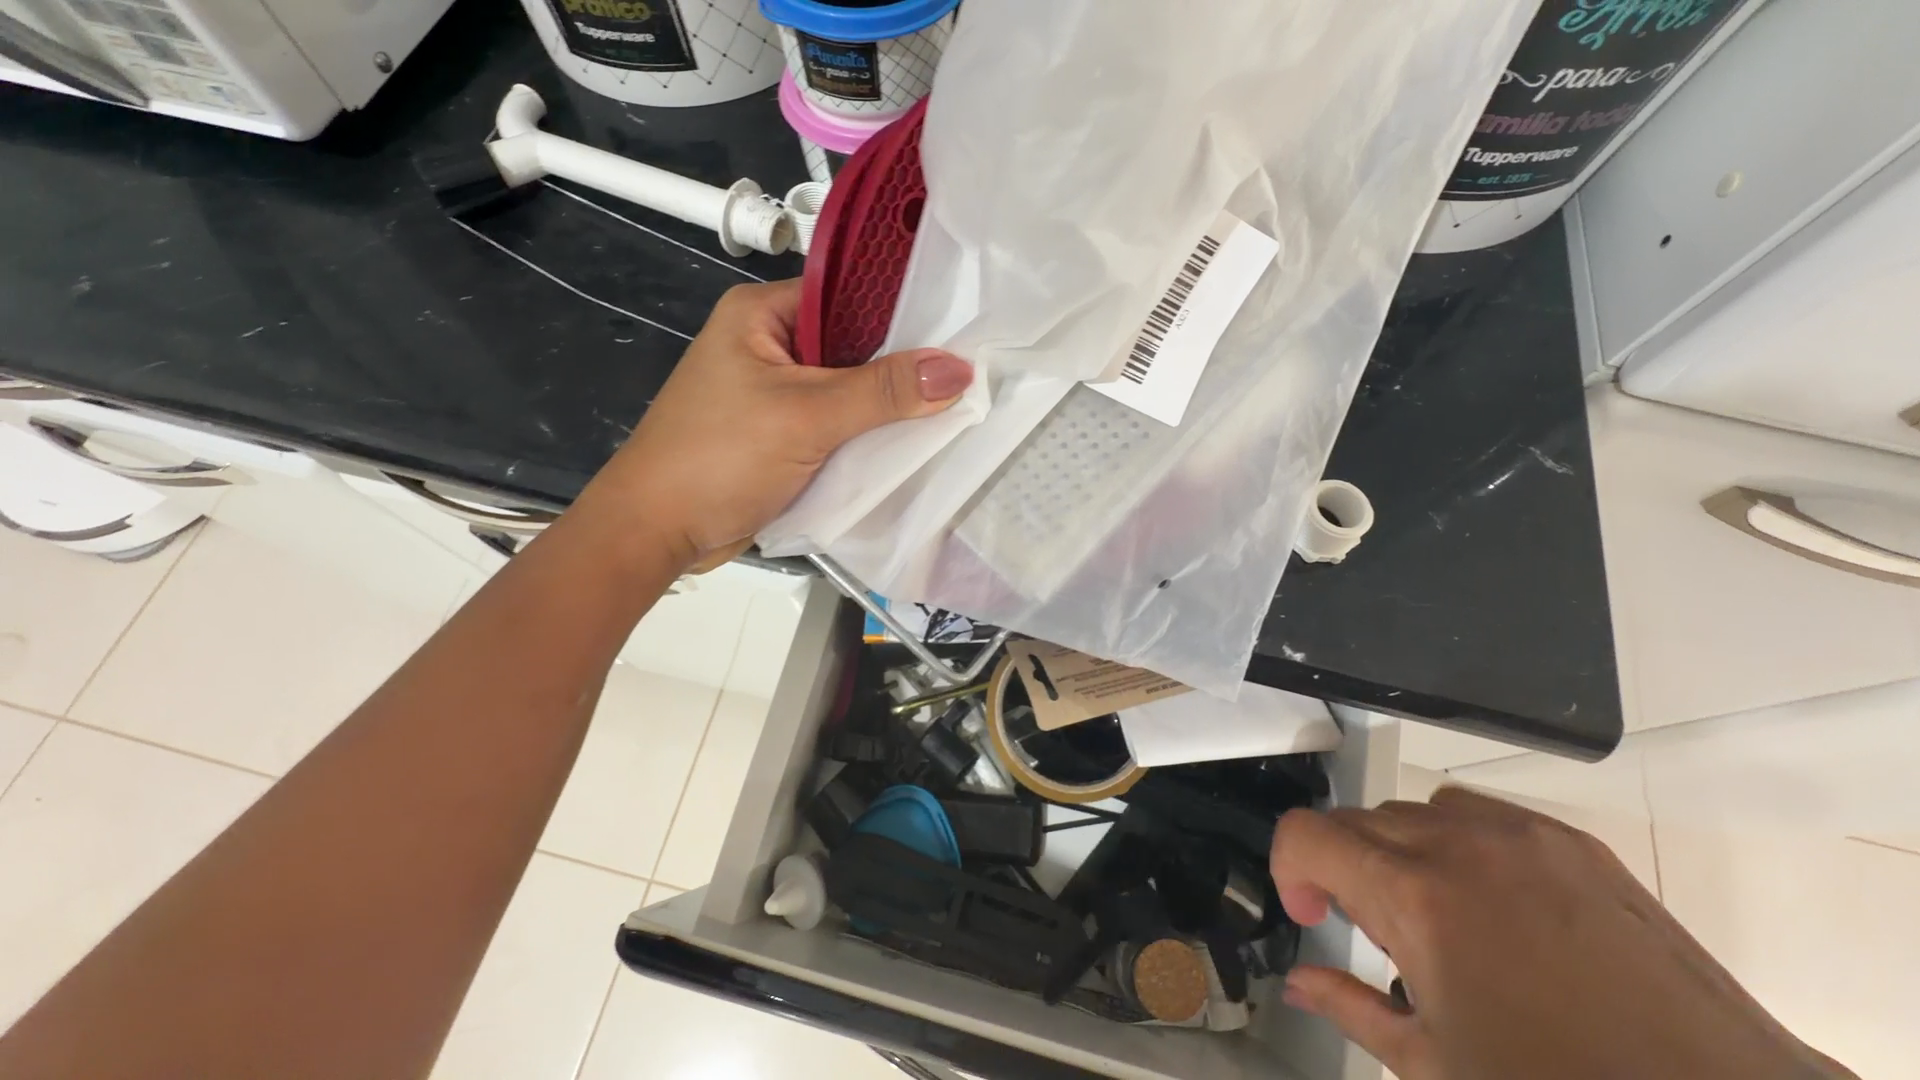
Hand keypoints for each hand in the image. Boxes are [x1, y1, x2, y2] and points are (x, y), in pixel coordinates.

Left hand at [576, 279, 972, 569]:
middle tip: (969, 375)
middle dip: (903, 365)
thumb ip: (883, 392)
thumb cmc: (719, 458)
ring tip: (954, 407)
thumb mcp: (807, 416)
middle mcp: (769, 344)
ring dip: (887, 405)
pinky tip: (911, 440)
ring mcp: (775, 393)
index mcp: (762, 313)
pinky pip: (837, 424)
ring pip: (848, 389)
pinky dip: (867, 434)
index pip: (848, 294)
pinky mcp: (781, 434)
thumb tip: (960, 370)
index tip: (963, 329)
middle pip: (853, 344)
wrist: (656, 532)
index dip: (904, 311)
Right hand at [1270, 787, 1855, 1079]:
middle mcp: (1459, 844)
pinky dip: (1461, 844)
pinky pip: (1483, 815)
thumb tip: (1299, 980)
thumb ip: (1348, 1007)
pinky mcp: (1575, 842)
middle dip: (1345, 868)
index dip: (1291, 871)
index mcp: (1414, 897)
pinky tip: (1498, 909)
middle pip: (1359, 820)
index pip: (1308, 834)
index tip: (1318, 919)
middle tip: (1382, 939)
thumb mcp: (1432, 1065)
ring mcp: (1522, 835)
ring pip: (1418, 810)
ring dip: (1402, 850)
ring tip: (1441, 919)